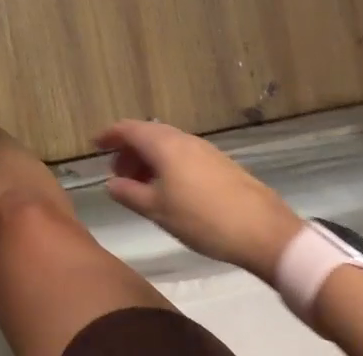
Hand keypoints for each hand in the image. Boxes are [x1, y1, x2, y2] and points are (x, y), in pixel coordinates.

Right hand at [95, 119, 304, 282]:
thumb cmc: (203, 219)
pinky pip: (185, 156)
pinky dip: (170, 166)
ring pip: (168, 146)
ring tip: (144, 186)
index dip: (108, 135)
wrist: (267, 234)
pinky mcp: (223, 165)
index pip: (127, 128)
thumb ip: (129, 194)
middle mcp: (183, 139)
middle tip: (119, 174)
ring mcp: (206, 150)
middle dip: (129, 151)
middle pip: (147, 135)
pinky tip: (173, 191)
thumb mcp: (157, 210)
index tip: (94, 146)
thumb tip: (111, 184)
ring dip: (150, 160)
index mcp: (163, 144)